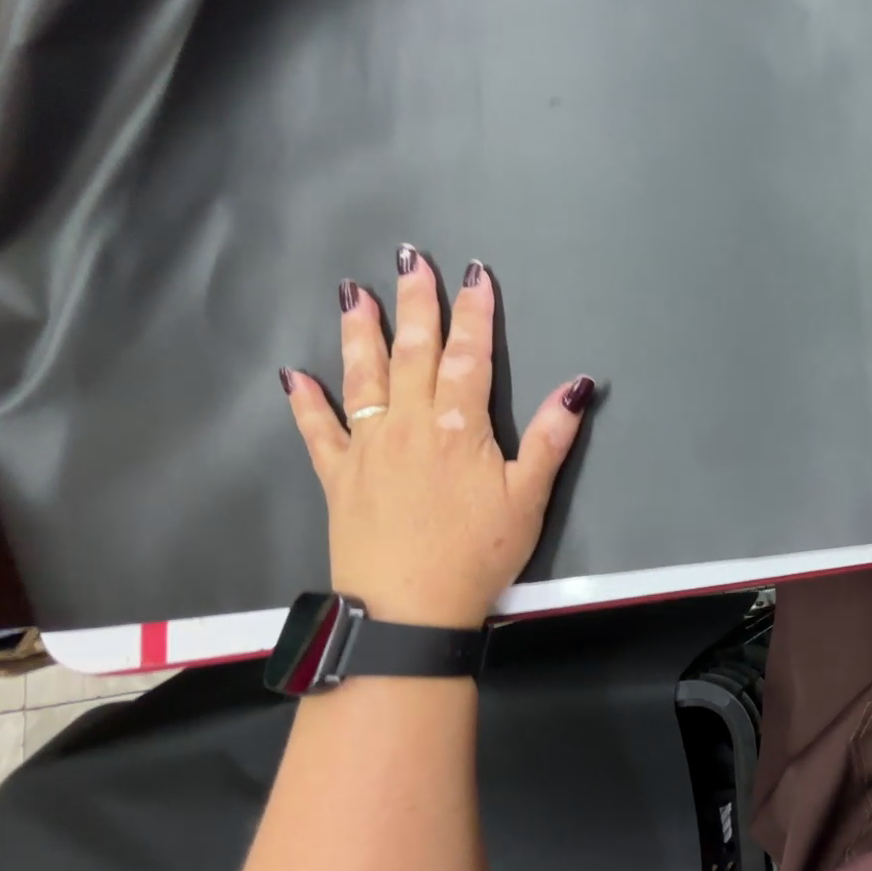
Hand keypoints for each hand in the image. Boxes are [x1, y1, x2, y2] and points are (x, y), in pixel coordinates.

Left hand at [279, 246, 595, 628]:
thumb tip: (578, 385)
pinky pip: (318, 430)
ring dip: (361, 333)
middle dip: (417, 304)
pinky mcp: (338, 476)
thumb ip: (552, 437)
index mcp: (459, 427)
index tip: (475, 275)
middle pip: (414, 353)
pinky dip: (305, 401)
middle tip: (412, 260)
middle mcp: (409, 425)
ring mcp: (368, 448)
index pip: (469, 356)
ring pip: (364, 378)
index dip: (475, 313)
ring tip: (355, 294)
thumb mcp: (530, 496)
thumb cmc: (479, 551)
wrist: (407, 609)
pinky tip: (293, 375)